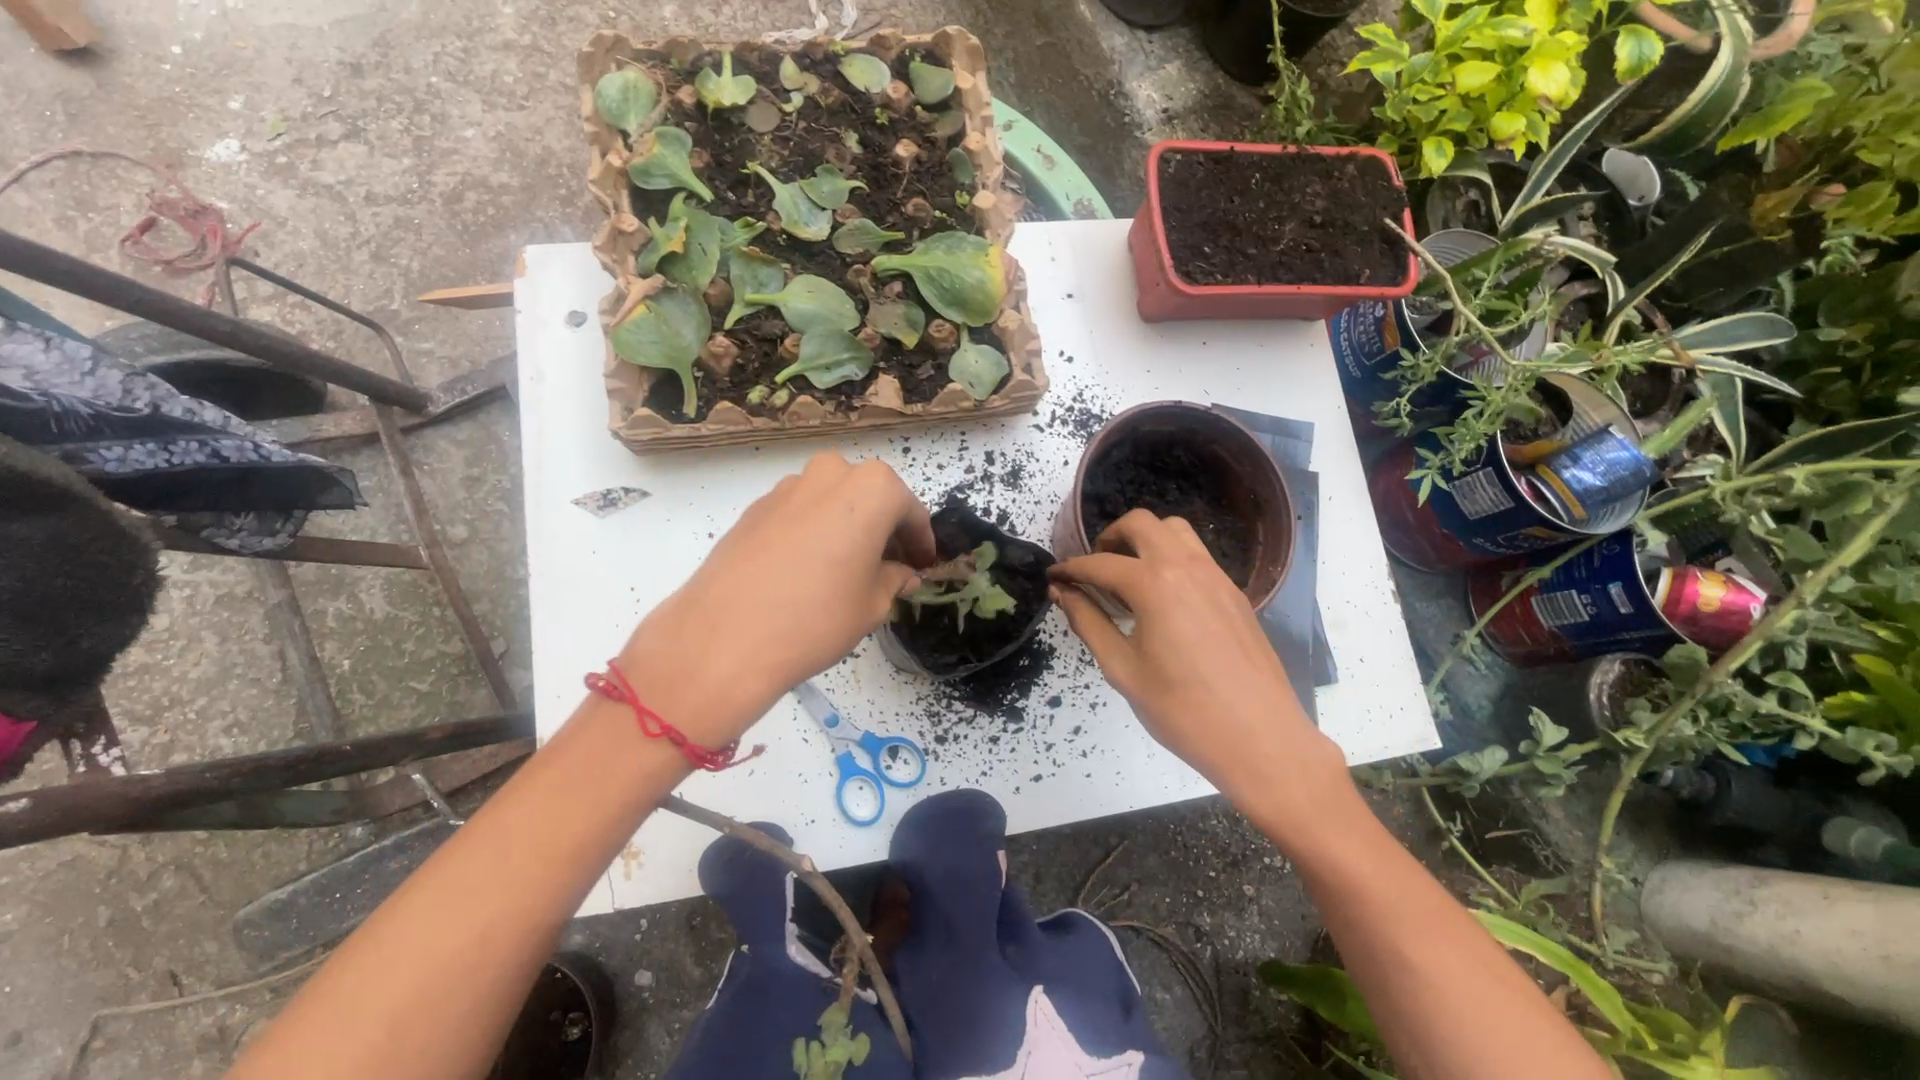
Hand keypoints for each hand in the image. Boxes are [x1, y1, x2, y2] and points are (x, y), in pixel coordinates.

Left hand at [616, 454, 934, 744]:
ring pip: (832, 502)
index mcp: (872, 488)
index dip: (920, 542)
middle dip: (883, 529)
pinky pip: (800, 514)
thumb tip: (903, 574)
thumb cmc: (816, 618)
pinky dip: (814, 533)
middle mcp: (830, 474)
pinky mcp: (755, 508)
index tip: (923, 566)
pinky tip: (808, 573)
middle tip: (888, 568)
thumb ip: (895, 580)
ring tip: (847, 572)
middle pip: (870, 497)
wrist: (724, 637)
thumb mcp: (872, 605)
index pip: (910, 510)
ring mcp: (787, 488)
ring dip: (846, 528)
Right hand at [1049, 510, 1350, 818]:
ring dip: (1145, 541)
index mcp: (1154, 584)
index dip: (1070, 569)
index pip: (1100, 563)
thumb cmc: (1182, 711)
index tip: (1053, 578)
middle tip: (1093, 571)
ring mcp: (1217, 577)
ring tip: (1128, 578)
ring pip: (1175, 531)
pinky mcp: (1234, 594)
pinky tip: (1162, 600)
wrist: (1260, 738)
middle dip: (1109, 538)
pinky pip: (1197, 556)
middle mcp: (1186, 567)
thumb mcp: (1123, 670)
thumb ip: (1089, 623)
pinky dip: (1171, 559)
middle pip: (1141, 524)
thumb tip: (1063, 593)